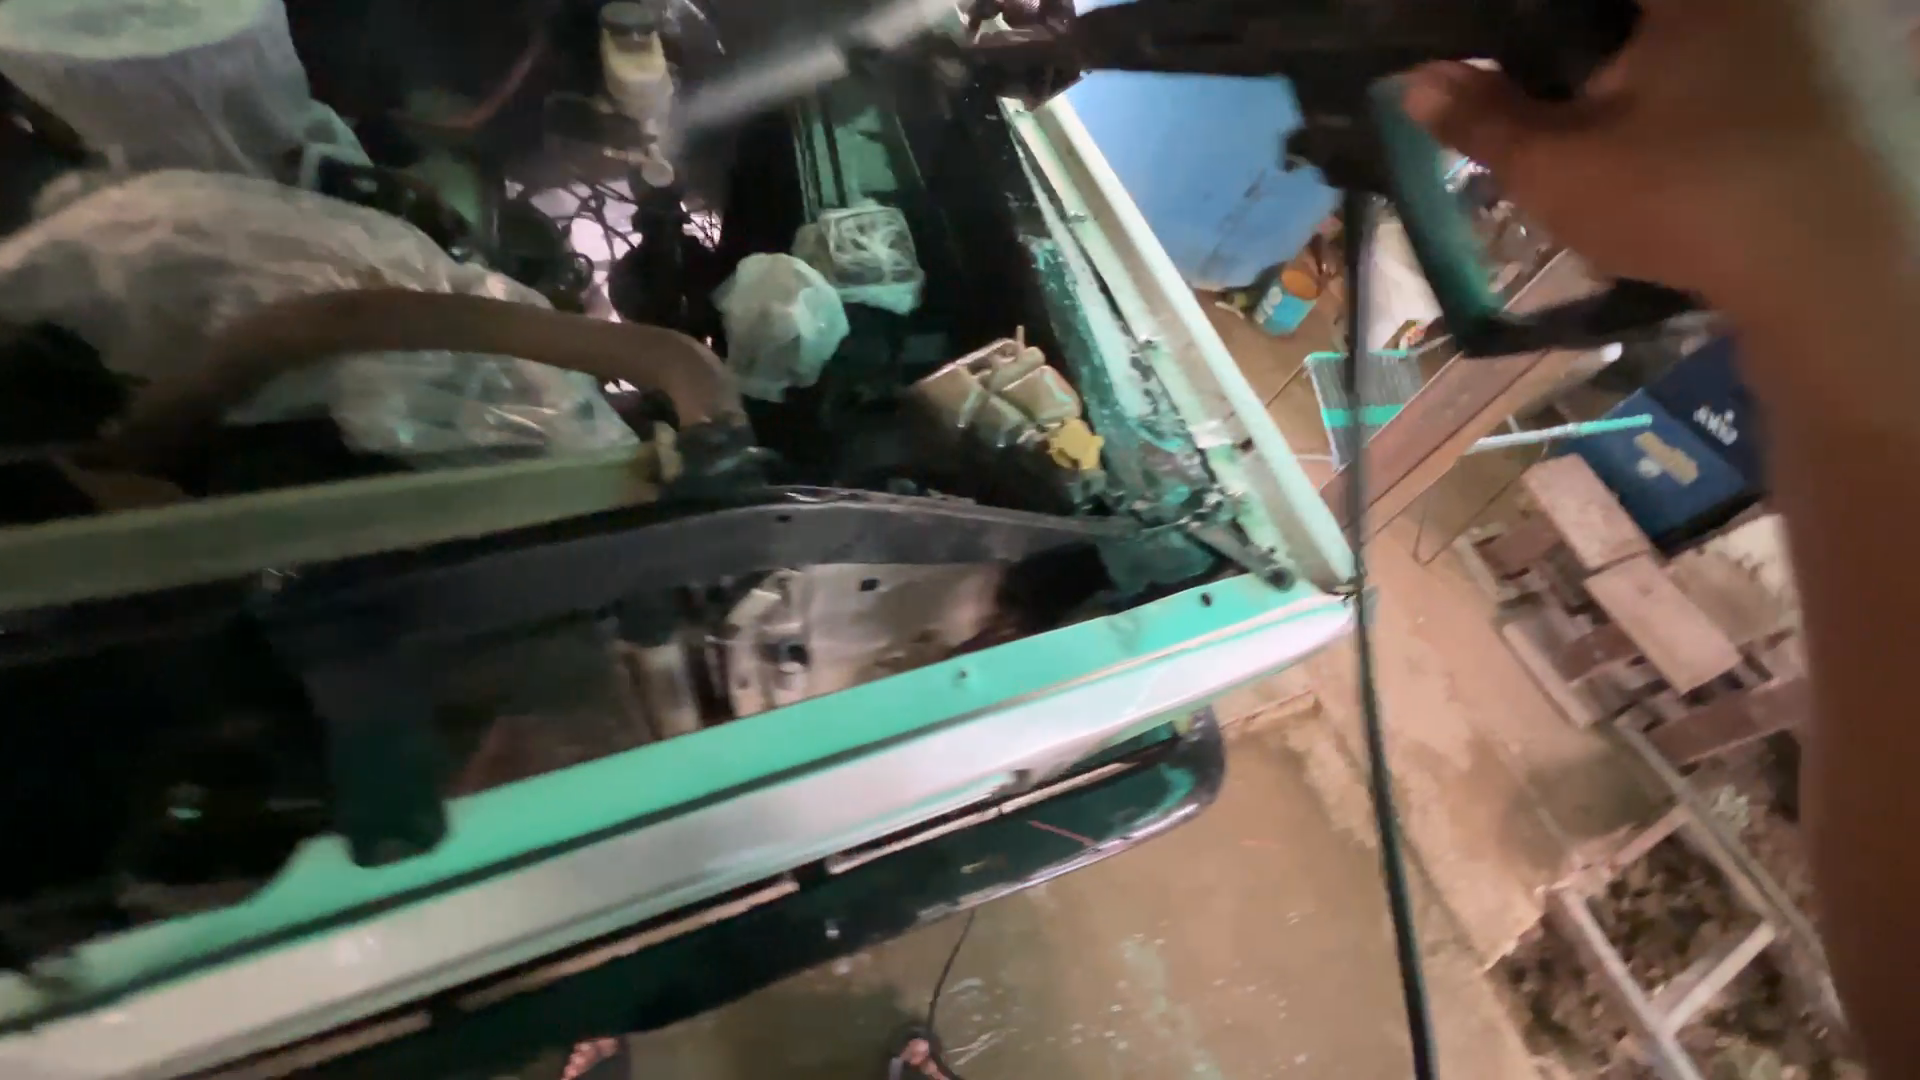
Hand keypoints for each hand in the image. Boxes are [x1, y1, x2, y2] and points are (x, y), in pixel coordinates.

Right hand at [1400, 0, 1919, 313]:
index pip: (1568, 4)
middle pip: (1628, 21)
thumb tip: (1414, 83)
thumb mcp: (1553, 165)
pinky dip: (1696, 93)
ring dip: (1636, 77)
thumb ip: (1482, 119)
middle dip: (1579, 59)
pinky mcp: (1858, 58)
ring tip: (1611, 140)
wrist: (1835, 259)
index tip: (1490, 80)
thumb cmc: (1680, 195)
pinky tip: (1680, 146)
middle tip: (1548, 118)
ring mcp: (1828, 16)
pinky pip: (1744, 60)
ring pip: (1689, 40)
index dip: (1519, 37)